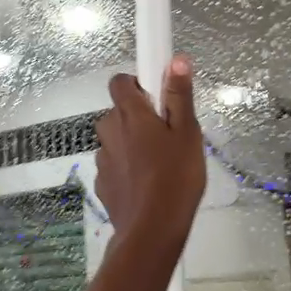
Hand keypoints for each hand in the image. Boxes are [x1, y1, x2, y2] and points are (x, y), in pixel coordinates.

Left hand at [94, 55, 205, 256]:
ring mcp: (102, 160)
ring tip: (158, 165)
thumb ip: (179, 96)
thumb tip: (177, 59)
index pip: (119, 82)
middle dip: (137, 118)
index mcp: (130, 114)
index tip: (156, 98)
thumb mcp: (187, 134)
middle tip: (166, 136)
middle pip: (117, 112)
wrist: (151, 230)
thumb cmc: (176, 176)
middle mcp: (109, 132)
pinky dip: (126, 170)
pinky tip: (146, 186)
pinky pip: (114, 166)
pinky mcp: (102, 184)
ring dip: (131, 145)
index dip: (136, 84)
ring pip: (116, 141)